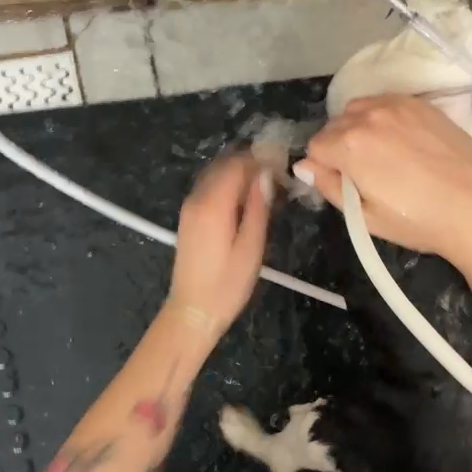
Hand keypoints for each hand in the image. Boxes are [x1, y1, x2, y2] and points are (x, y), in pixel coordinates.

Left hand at [164, 154, 272, 343]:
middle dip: (250, 165)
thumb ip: (258, 209)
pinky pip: (209, 190)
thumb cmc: (226, 286)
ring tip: (265, 190)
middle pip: (224, 166)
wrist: (192, 311)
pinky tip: (245, 203)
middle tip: (277, 179)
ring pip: (215, 176)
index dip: (261, 161)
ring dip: (239, 175)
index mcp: (213, 205)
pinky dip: (228, 187)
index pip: (237, 165)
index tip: (283, 168)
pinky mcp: (188, 219)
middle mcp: (197, 199)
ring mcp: (189, 208)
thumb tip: (266, 175)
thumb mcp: (251, 248)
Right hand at [294, 95, 471, 273]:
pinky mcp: (422, 104)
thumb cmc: (418, 221)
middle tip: (364, 176)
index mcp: (350, 145)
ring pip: (359, 110)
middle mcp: (369, 115)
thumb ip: (330, 186)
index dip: (324, 169)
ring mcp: (398, 105)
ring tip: (382, 157)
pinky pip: (386, 103)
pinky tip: (402, 144)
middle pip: (335, 125)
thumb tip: (303, 166)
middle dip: (339, 147)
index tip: (344, 186)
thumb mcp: (365, 217)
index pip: (315, 147)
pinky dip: (383, 119)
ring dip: (360, 129)